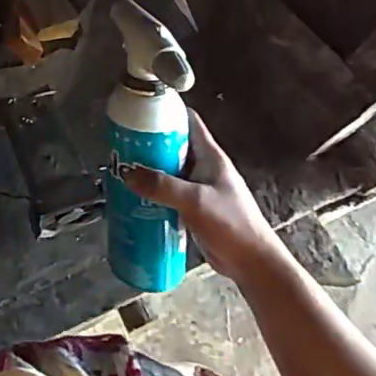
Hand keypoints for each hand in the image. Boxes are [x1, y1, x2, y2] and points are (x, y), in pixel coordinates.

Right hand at [120, 109, 280, 277]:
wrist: (252, 264)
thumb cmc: (231, 224)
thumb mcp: (195, 200)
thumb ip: (161, 186)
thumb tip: (127, 174)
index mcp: (210, 156)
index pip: (187, 121)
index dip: (166, 112)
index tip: (140, 111)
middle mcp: (204, 167)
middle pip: (173, 145)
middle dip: (149, 143)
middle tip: (123, 144)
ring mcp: (199, 188)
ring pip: (168, 170)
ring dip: (148, 170)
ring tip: (123, 169)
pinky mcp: (194, 208)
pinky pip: (168, 193)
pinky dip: (153, 192)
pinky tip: (135, 197)